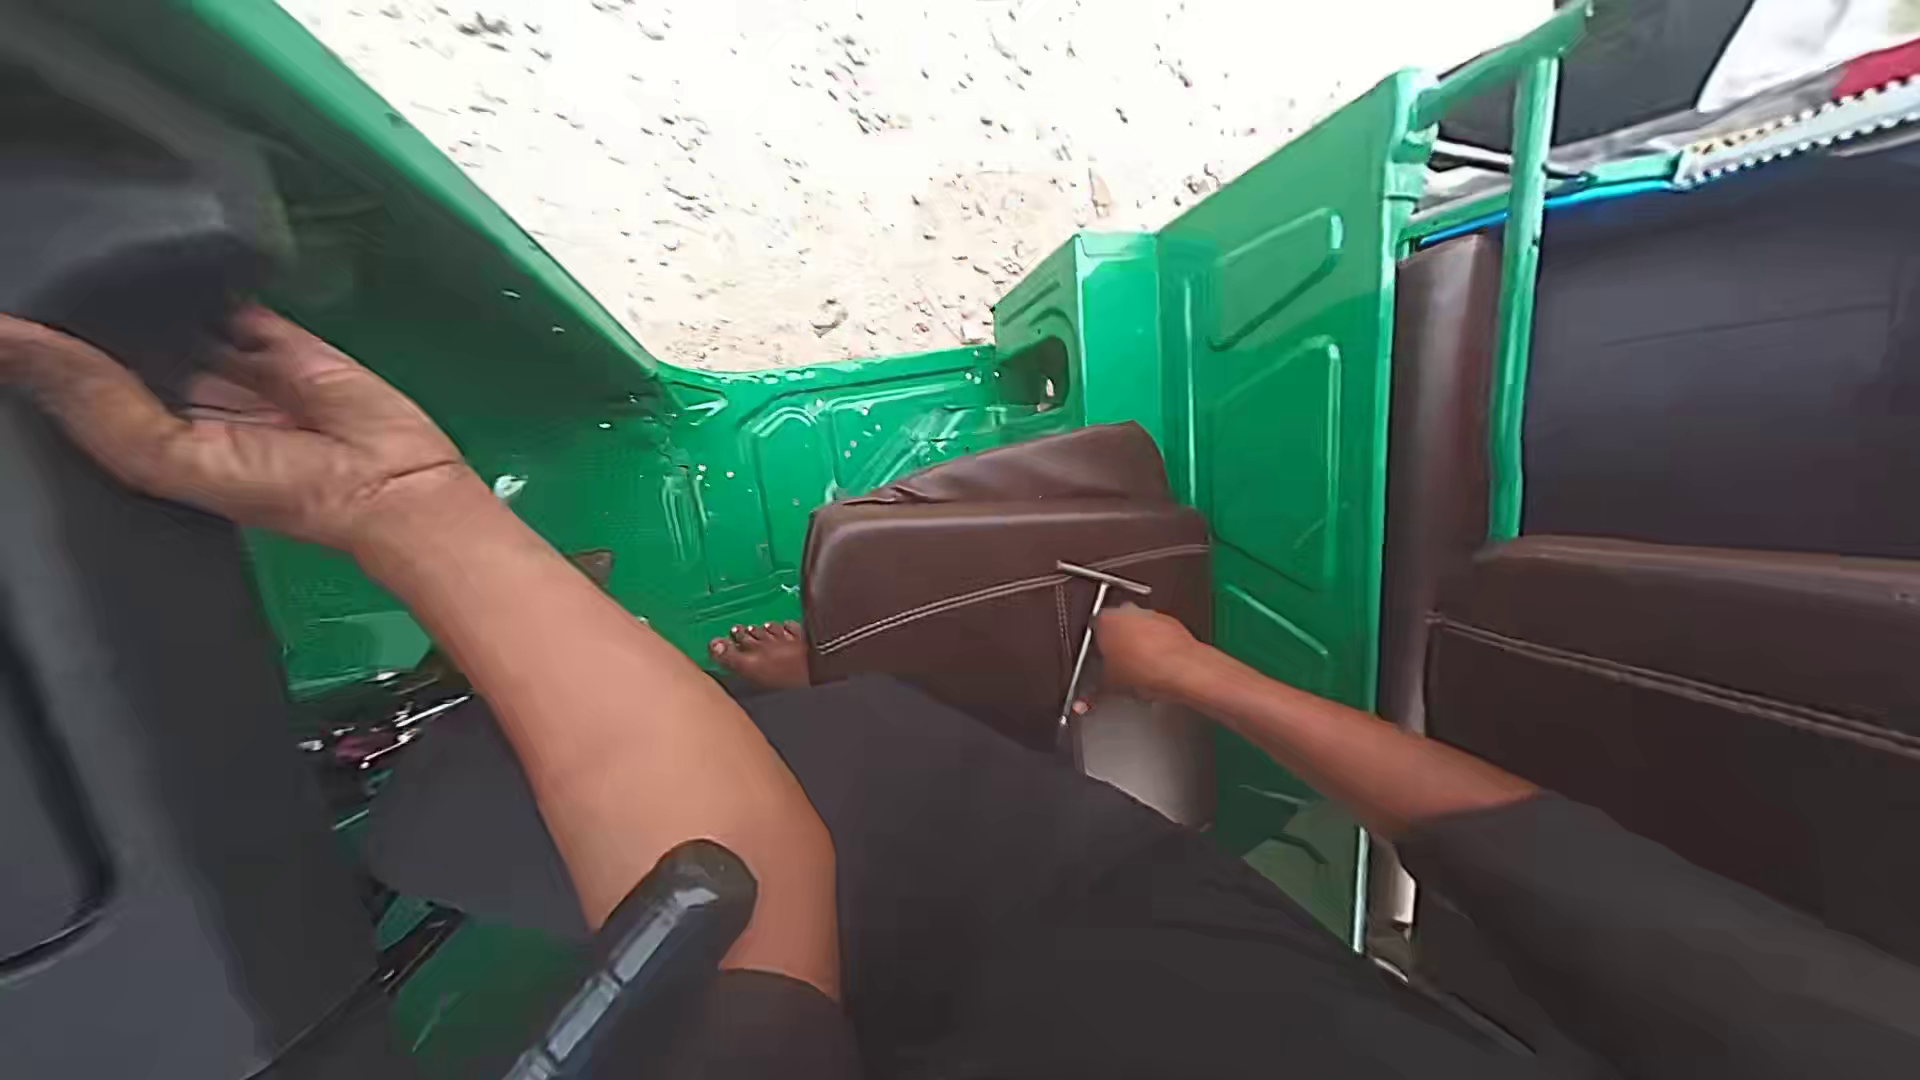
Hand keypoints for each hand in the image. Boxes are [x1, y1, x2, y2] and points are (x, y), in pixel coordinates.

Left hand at [0, 307, 483, 552]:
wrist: (394, 481)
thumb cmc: (297, 494)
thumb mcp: (170, 460)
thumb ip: (93, 400)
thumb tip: (3, 334)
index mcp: (159, 437)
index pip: (82, 383)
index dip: (42, 350)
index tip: (5, 316)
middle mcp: (199, 400)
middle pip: (125, 346)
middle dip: (88, 321)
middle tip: (32, 281)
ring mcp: (250, 370)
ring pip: (176, 320)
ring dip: (141, 299)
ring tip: (92, 271)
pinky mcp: (294, 346)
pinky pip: (239, 307)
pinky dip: (206, 287)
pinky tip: (167, 271)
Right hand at [1090, 603, 1203, 701]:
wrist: (1183, 670)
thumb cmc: (1146, 670)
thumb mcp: (1111, 685)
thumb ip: (1096, 688)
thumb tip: (1092, 695)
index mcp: (1105, 621)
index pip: (1092, 631)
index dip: (1096, 649)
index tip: (1099, 663)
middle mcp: (1126, 612)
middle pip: (1115, 626)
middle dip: (1117, 644)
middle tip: (1118, 667)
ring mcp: (1150, 615)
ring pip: (1137, 628)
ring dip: (1137, 644)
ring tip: (1140, 670)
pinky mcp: (1170, 622)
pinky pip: (1157, 633)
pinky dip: (1156, 645)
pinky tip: (1157, 666)